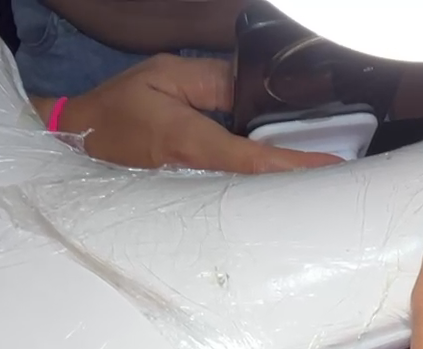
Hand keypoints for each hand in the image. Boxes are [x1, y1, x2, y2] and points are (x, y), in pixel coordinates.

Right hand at [52, 55, 337, 173]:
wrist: (82, 143)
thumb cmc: (118, 109)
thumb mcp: (164, 76)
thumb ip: (212, 81)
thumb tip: (251, 86)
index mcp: (195, 143)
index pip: (256, 160)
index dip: (295, 165)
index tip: (330, 167)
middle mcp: (203, 177)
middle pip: (263, 187)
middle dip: (301, 183)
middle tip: (340, 178)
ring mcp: (202, 194)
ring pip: (254, 195)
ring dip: (286, 188)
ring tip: (322, 180)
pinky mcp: (199, 197)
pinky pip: (239, 194)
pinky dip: (265, 187)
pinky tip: (285, 183)